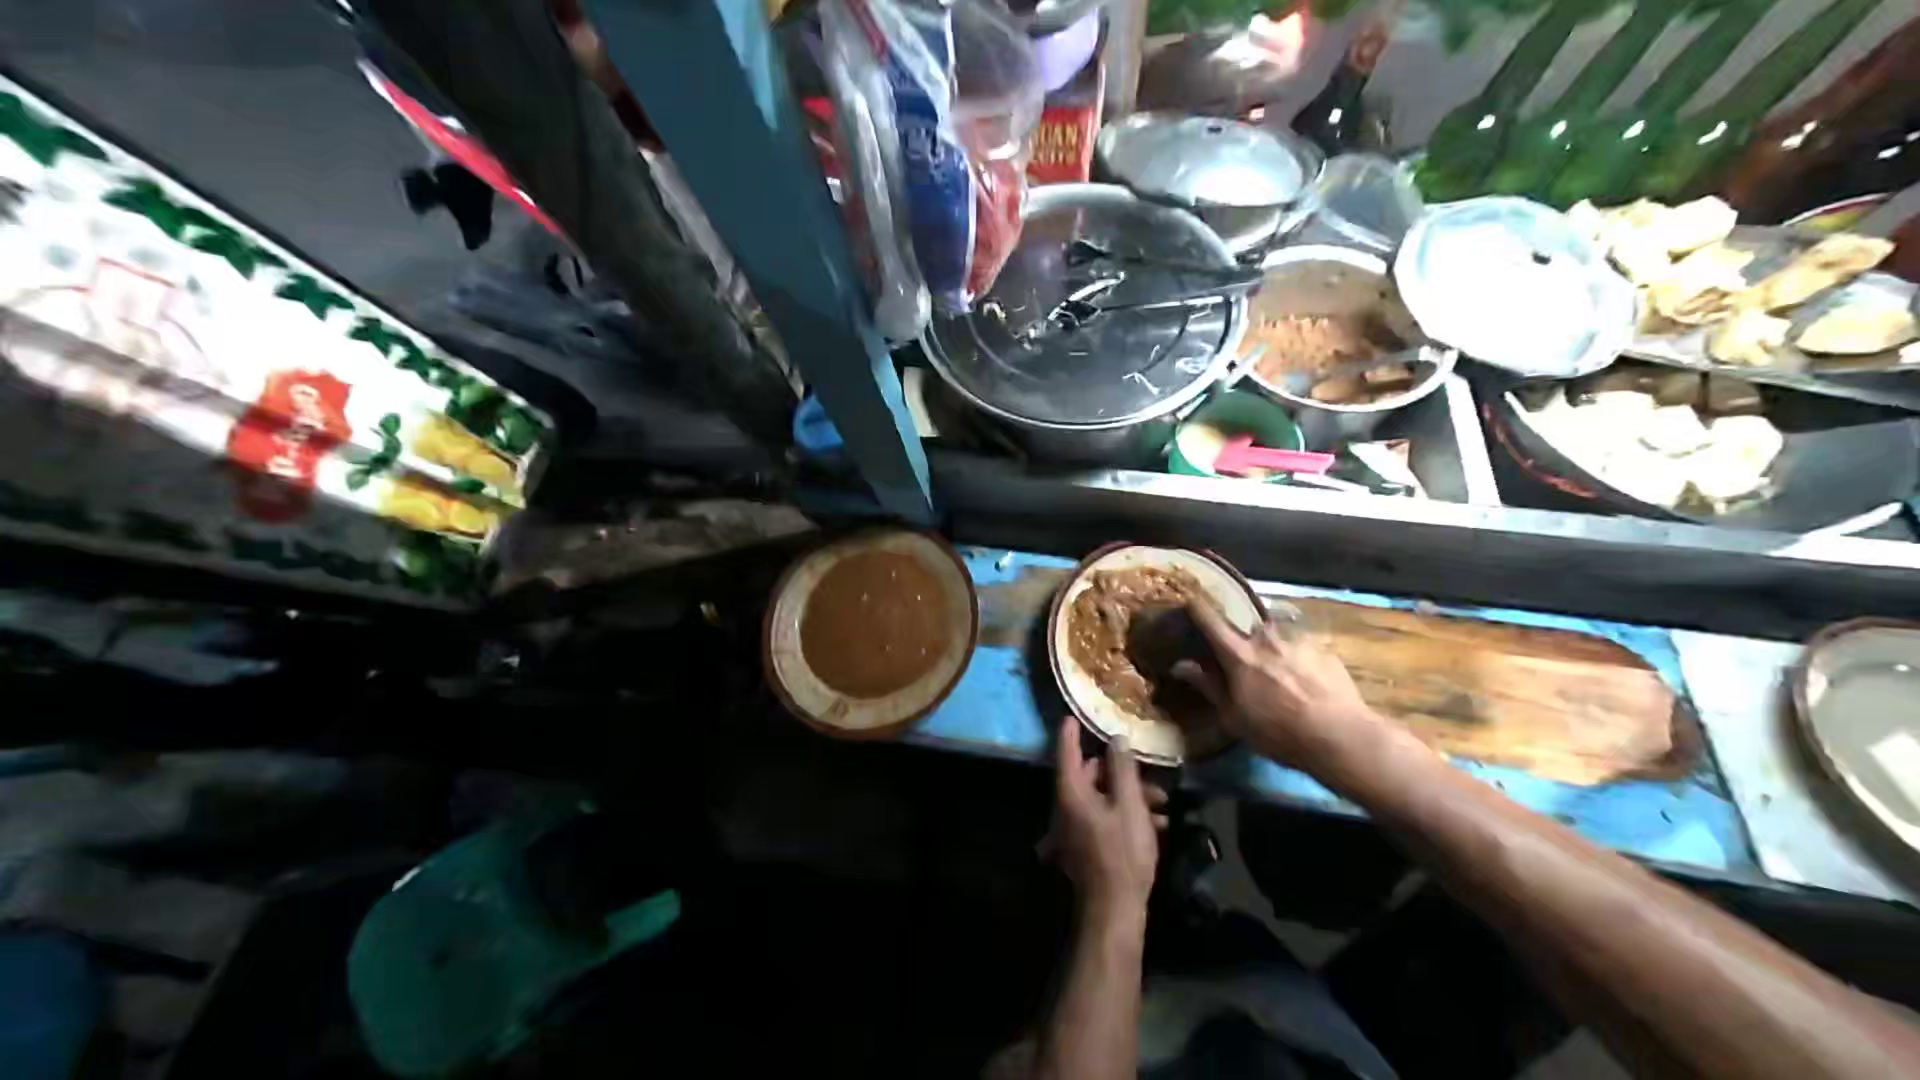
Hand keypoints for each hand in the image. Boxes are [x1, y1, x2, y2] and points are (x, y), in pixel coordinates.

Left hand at [1049, 716, 1166, 922]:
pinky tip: (1155, 826)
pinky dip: (1124, 814)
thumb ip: (1122, 770)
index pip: (1066, 751)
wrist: (1114, 911)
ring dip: (1128, 796)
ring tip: (1163, 806)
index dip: (1070, 732)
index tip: (1073, 715)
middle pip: (1087, 775)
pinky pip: (1102, 818)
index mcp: (1070, 792)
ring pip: (1099, 798)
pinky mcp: (1083, 846)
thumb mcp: (1129, 806)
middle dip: (1119, 772)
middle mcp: (1065, 807)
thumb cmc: (1122, 854)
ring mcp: (1072, 828)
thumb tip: (1115, 739)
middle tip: (1151, 777)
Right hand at [1175, 600, 1386, 775]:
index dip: (1197, 608)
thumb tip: (1180, 665)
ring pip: (1277, 636)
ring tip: (1281, 672)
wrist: (1342, 737)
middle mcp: (1266, 638)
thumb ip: (1208, 686)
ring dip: (1274, 648)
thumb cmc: (1279, 732)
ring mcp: (1299, 641)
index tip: (1189, 599)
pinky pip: (1303, 648)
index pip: (1211, 621)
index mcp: (1239, 654)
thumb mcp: (1234, 717)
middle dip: (1244, 639)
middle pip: (1247, 628)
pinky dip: (1299, 660)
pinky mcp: (1325, 650)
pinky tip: (1307, 683)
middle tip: (1247, 661)